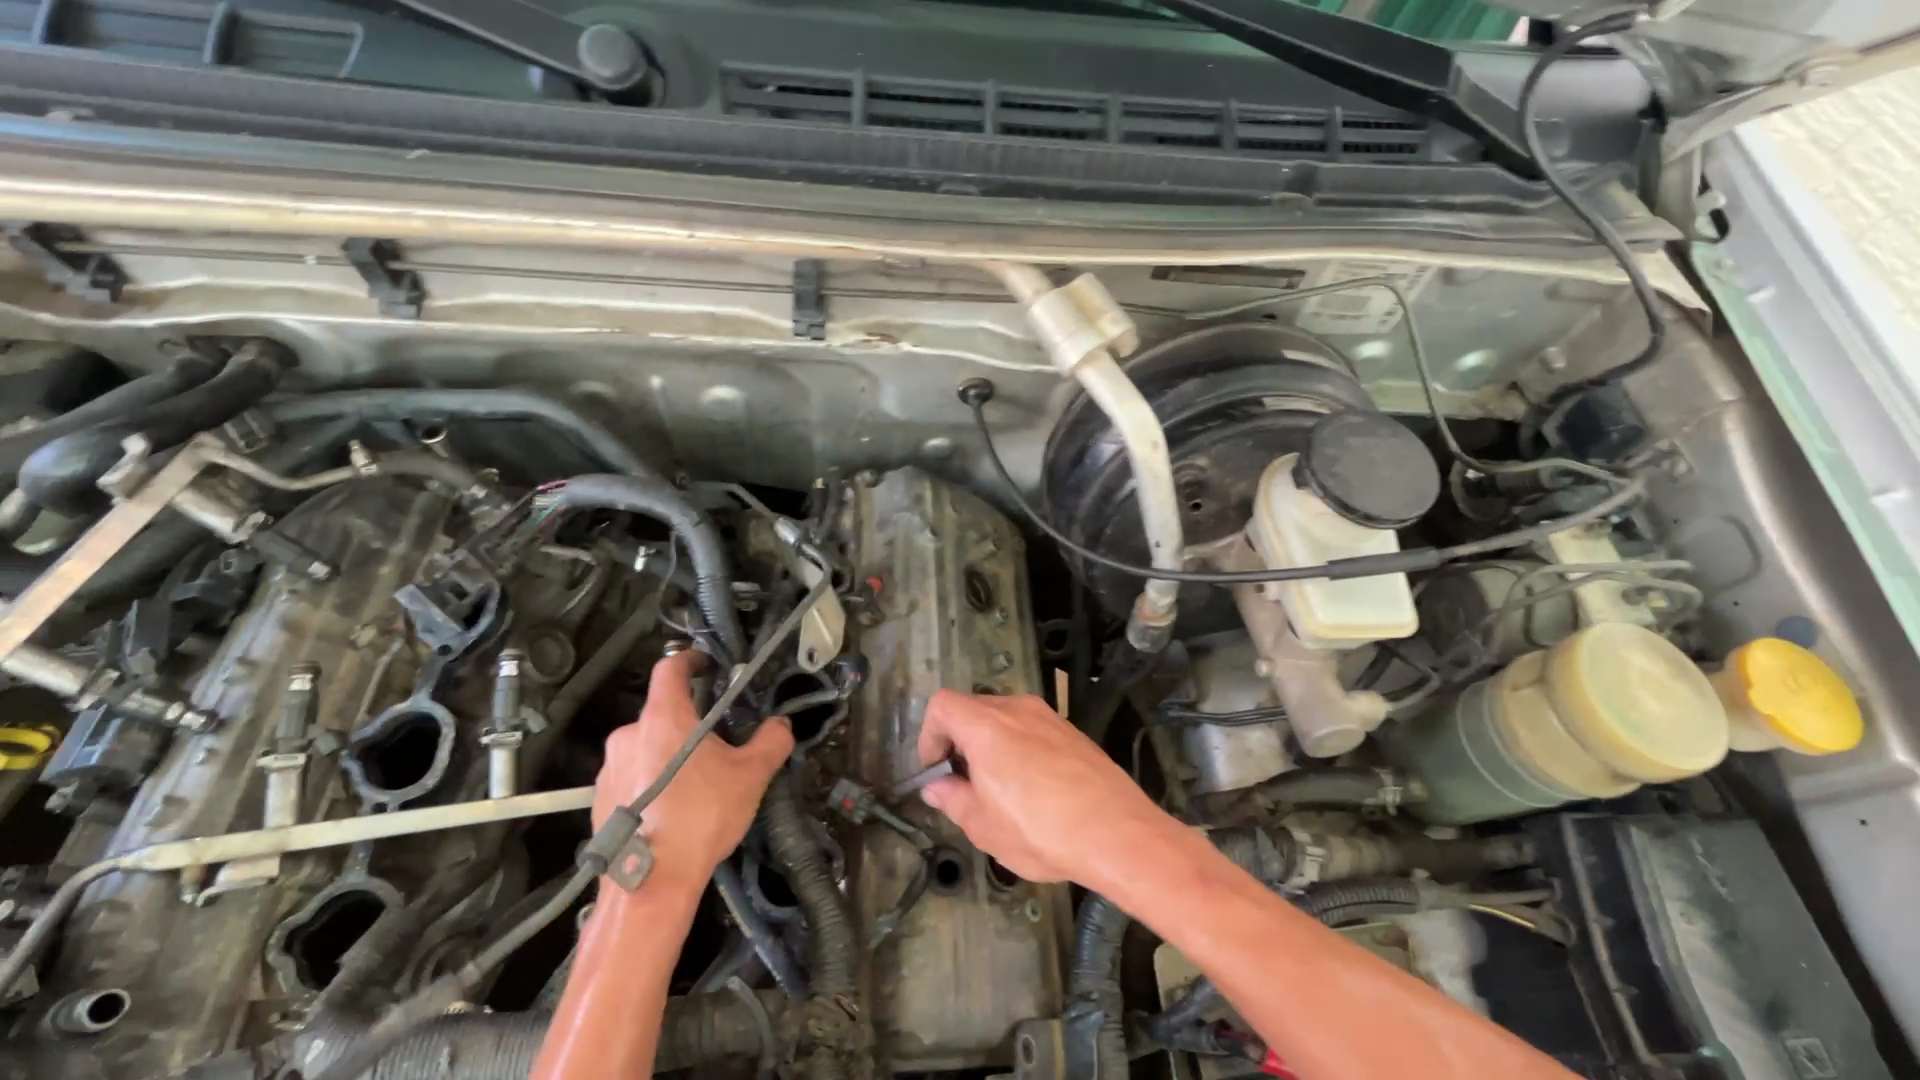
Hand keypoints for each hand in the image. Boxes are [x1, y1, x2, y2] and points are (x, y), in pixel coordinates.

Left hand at [594, 651, 792, 890]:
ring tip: (695, 786)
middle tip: (716, 746)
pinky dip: (650, 782)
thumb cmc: (702, 817)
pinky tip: (670, 811)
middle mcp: (629, 734)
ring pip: (646, 746)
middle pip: (662, 712)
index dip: (689, 661)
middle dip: (688, 723)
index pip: (670, 668)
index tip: (706, 666)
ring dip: (668, 755)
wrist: (651, 884)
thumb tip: (781, 725)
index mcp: (664, 718)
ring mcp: (609, 767)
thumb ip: (770, 743)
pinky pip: (630, 776)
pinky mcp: (599, 799)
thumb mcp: (750, 777)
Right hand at [916, 689, 1170, 884]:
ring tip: (1000, 792)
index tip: (936, 771)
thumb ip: (952, 799)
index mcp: (987, 725)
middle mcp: (1018, 710)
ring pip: (1005, 720)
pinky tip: (1035, 792)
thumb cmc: (1041, 831)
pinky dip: (1020, 750)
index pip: (942, 705)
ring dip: (991, 747)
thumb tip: (937, 786)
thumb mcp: (983, 826)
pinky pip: (1033, 731)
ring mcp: (1051, 718)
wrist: (1119, 834)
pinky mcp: (1075, 733)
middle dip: (959, 742)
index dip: (929, 736)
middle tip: (964, 786)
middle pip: (973, 709)